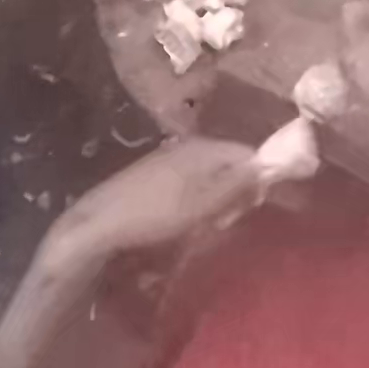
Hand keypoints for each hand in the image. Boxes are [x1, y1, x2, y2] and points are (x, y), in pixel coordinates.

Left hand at [41, 138, 261, 269]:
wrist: (99, 222)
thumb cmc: (155, 213)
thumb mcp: (202, 204)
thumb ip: (237, 185)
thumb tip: (268, 168)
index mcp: (205, 148)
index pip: (249, 153)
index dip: (260, 178)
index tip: (259, 205)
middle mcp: (191, 146)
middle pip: (232, 162)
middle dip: (240, 188)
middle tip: (233, 218)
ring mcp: (173, 157)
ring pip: (213, 173)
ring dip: (221, 196)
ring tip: (214, 222)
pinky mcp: (159, 172)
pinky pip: (195, 180)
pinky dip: (202, 197)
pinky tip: (192, 217)